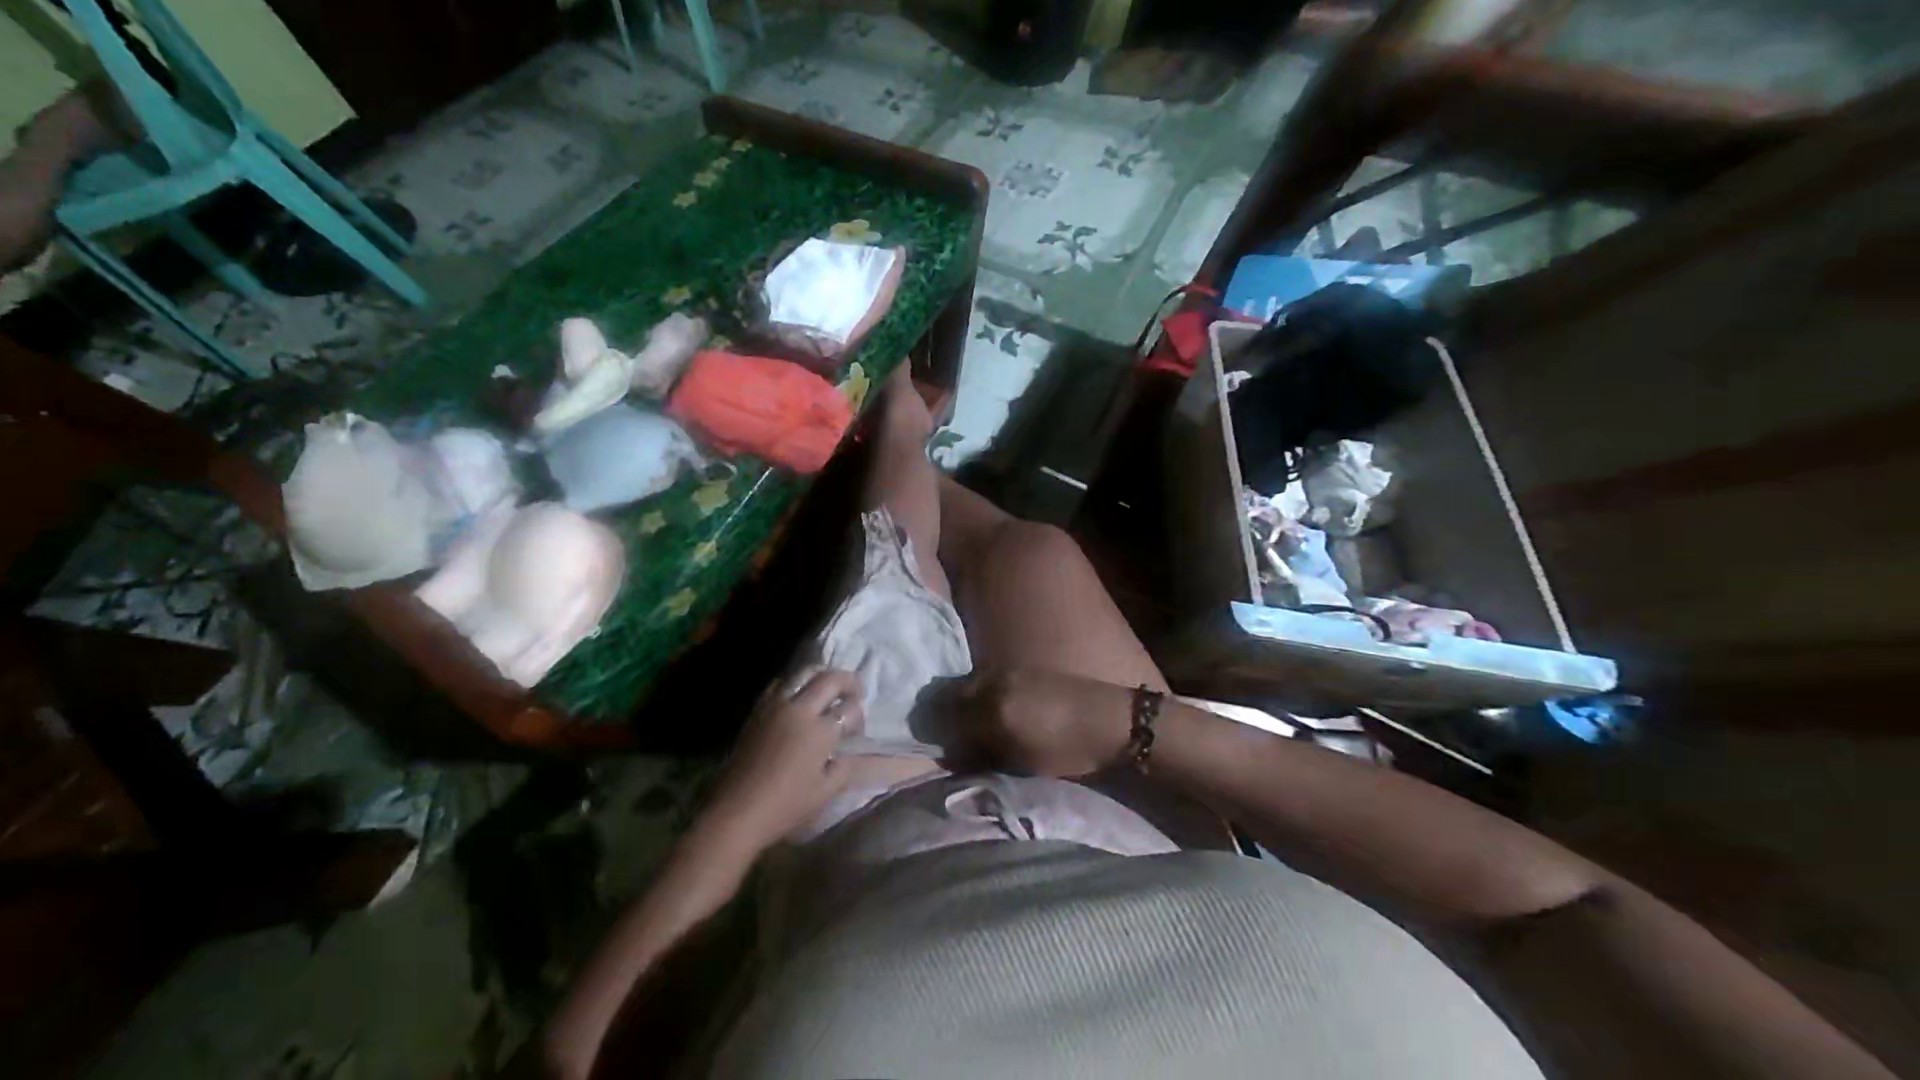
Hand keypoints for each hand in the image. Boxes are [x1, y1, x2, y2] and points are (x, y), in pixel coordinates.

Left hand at [707, 668, 863, 849]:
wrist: (735, 812)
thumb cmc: (785, 806)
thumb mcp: (826, 791)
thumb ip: (848, 767)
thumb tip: (861, 754)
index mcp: (819, 730)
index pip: (849, 708)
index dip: (859, 716)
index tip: (857, 731)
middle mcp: (798, 709)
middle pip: (829, 679)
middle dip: (849, 682)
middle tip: (856, 693)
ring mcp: (775, 706)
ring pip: (803, 672)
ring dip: (822, 675)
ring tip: (828, 689)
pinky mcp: (757, 711)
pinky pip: (781, 683)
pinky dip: (797, 683)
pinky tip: (798, 699)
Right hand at [937, 667, 1134, 776]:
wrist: (1110, 720)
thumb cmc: (1068, 750)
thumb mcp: (1023, 762)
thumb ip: (983, 754)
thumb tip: (954, 753)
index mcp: (992, 710)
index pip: (944, 720)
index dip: (934, 736)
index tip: (936, 750)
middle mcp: (992, 684)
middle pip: (947, 695)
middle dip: (939, 714)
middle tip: (945, 736)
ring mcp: (1006, 672)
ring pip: (965, 684)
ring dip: (957, 702)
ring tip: (965, 724)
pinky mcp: (1020, 669)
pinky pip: (983, 678)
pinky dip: (975, 693)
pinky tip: (987, 709)